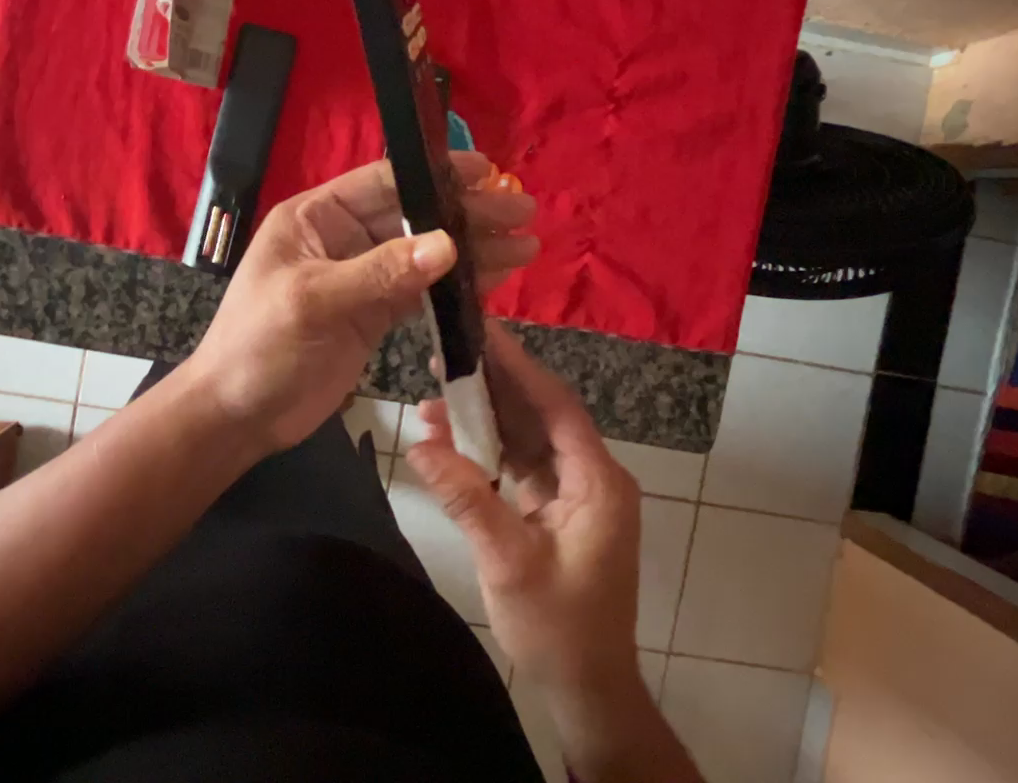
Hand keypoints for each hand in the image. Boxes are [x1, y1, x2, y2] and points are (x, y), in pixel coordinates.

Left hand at [186, 151, 537, 453]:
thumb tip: (447, 245)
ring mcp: (361, 277)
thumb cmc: (260, 348)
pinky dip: (456, 286)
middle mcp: (341, 239)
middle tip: (523, 214)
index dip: (435, 175)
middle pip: (414, 217)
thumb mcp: (313, 302)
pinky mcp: (373, 314)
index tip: (487, 175)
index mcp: (315, 218)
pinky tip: (494, 280)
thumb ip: (379, 273)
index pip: (382, 183)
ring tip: (525, 248)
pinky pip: (422, 292)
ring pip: (424, 255)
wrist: (239, 415)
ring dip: (472, 251)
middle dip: (467, 215)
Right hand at [408, 327, 700, 782]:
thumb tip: (420, 445)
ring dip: (485, 421)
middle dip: (493, 387)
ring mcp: (575, 495)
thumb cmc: (557, 625)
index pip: (556, 406)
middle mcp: (591, 478)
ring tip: (433, 400)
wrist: (586, 685)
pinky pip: (521, 466)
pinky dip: (487, 452)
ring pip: (528, 439)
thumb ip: (466, 497)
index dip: (519, 366)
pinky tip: (449, 443)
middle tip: (445, 358)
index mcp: (597, 482)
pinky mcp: (556, 510)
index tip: (481, 332)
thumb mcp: (507, 560)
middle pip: (541, 415)